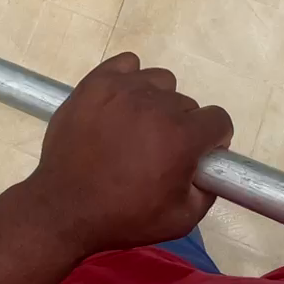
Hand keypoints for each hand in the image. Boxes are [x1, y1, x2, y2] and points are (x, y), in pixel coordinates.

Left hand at [18, 52, 232, 257]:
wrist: (64, 207)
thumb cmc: (124, 217)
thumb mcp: (181, 219)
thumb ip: (208, 190)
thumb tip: (210, 165)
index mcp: (181, 137)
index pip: (218, 120)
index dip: (212, 140)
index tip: (197, 154)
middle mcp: (156, 105)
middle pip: (186, 104)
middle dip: (181, 126)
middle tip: (157, 150)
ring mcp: (124, 89)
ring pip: (159, 82)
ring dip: (156, 101)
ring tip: (135, 126)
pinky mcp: (96, 82)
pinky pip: (127, 64)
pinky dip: (129, 78)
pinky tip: (121, 101)